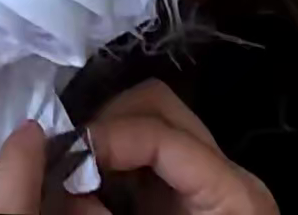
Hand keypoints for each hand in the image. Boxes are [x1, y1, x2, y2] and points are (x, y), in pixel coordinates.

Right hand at [78, 80, 276, 214]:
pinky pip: (143, 149)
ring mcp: (205, 176)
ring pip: (146, 118)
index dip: (110, 136)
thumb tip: (63, 191)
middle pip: (156, 105)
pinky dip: (114, 158)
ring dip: (108, 137)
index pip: (161, 132)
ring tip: (79, 171)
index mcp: (233, 192)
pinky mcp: (186, 191)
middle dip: (109, 123)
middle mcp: (223, 169)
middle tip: (74, 157)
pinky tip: (94, 184)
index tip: (68, 158)